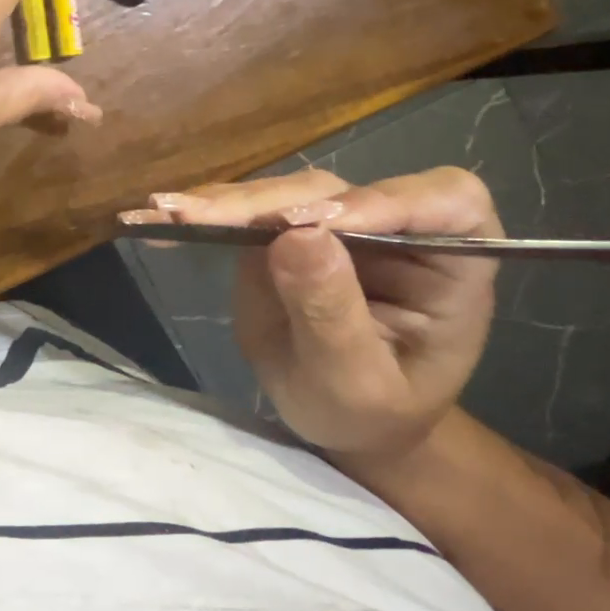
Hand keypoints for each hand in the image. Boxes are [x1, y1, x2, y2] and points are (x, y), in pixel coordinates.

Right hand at [127, 167, 500, 458]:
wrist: (337, 420)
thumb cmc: (370, 413)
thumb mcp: (356, 383)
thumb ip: (332, 315)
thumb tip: (297, 236)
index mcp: (451, 261)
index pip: (444, 203)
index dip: (383, 200)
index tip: (314, 223)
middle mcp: (394, 227)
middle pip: (335, 191)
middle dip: (264, 203)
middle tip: (196, 218)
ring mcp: (332, 224)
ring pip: (280, 192)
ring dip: (221, 202)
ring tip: (162, 215)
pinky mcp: (280, 231)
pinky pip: (243, 209)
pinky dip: (200, 213)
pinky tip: (158, 221)